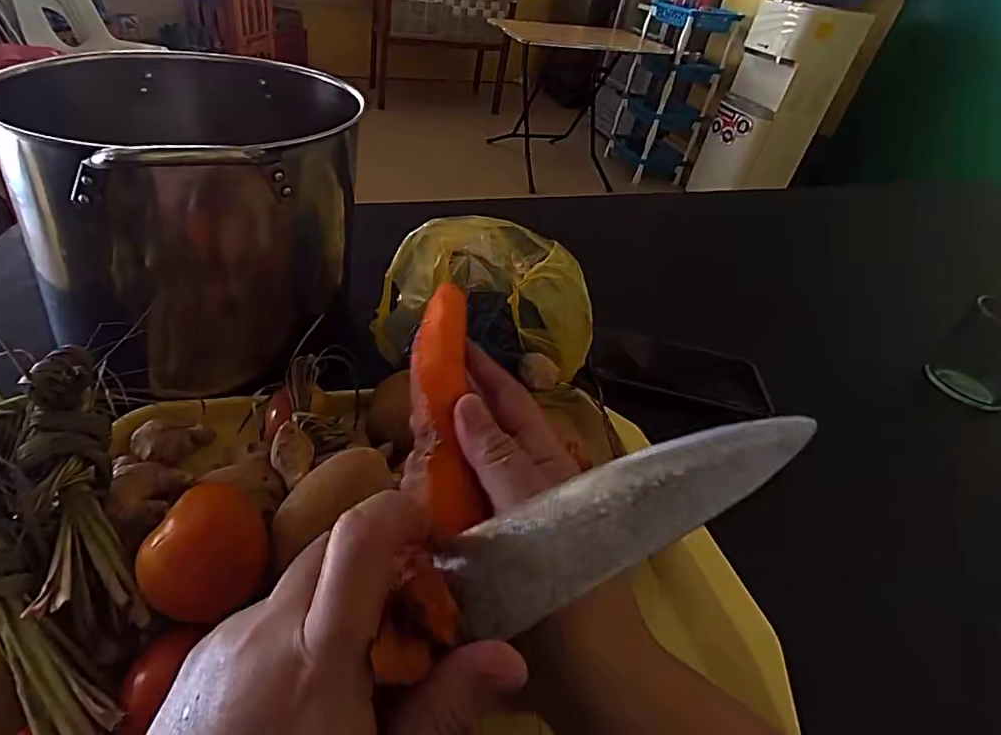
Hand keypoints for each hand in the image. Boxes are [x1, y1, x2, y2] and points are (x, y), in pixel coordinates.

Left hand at [153, 489, 525, 734]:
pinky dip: (297, 630)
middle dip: (380, 559)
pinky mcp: (197, 658)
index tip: (433, 536)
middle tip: (407, 615)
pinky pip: (264, 616)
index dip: (400, 512)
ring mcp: (224, 638)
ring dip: (337, 599)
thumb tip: (509, 658)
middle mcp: (265, 626)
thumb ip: (442, 709)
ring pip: (299, 581)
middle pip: (332, 546)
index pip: (359, 534)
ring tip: (352, 671)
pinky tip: (295, 698)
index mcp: (315, 653)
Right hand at [450, 343, 652, 705]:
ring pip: (475, 457)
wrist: (587, 666)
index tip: (450, 333)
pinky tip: (418, 482)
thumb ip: (499, 457)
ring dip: (448, 432)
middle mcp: (528, 474)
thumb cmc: (568, 582)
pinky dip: (443, 480)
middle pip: (490, 422)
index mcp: (544, 458)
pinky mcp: (498, 541)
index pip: (507, 398)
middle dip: (460, 390)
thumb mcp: (532, 509)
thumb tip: (466, 400)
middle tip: (420, 368)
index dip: (480, 364)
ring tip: (413, 414)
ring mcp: (512, 507)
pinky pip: (464, 497)